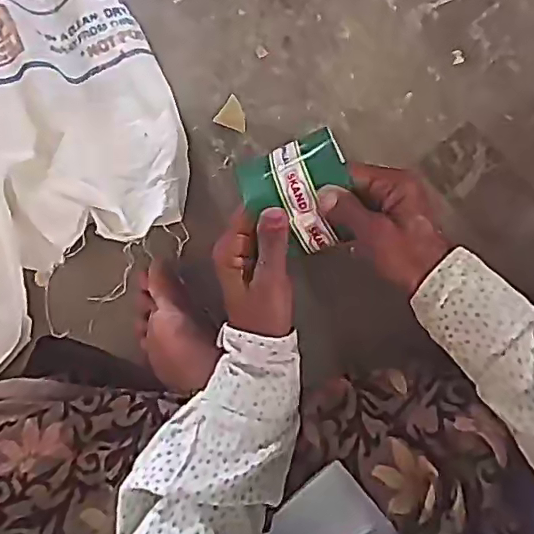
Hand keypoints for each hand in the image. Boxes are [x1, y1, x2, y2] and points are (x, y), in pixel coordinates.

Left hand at [214, 206, 293, 337]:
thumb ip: (272, 244)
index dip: (268, 199)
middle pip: (253, 217)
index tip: (291, 188)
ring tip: (305, 207)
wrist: (263, 345)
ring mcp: (241, 257)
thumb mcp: (271, 278)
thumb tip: (274, 209)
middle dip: (275, 206)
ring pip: (261, 227)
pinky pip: (266, 239)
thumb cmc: (265, 315)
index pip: (246, 212)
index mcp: (228, 250)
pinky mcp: (254, 263)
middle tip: (302, 196)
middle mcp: (230, 250)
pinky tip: (299, 228)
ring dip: (280, 219)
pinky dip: (280, 232)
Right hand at [319, 164, 453, 295]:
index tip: (305, 191)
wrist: (434, 283)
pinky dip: (351, 225)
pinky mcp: (395, 224)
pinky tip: (334, 236)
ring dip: (339, 216)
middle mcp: (399, 189)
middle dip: (331, 201)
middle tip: (306, 210)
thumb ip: (347, 211)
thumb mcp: (374, 232)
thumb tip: (325, 195)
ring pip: (359, 204)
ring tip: (315, 224)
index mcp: (398, 184)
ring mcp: (398, 206)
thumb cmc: (410, 258)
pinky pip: (367, 217)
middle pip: (355, 188)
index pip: (354, 173)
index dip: (328, 182)